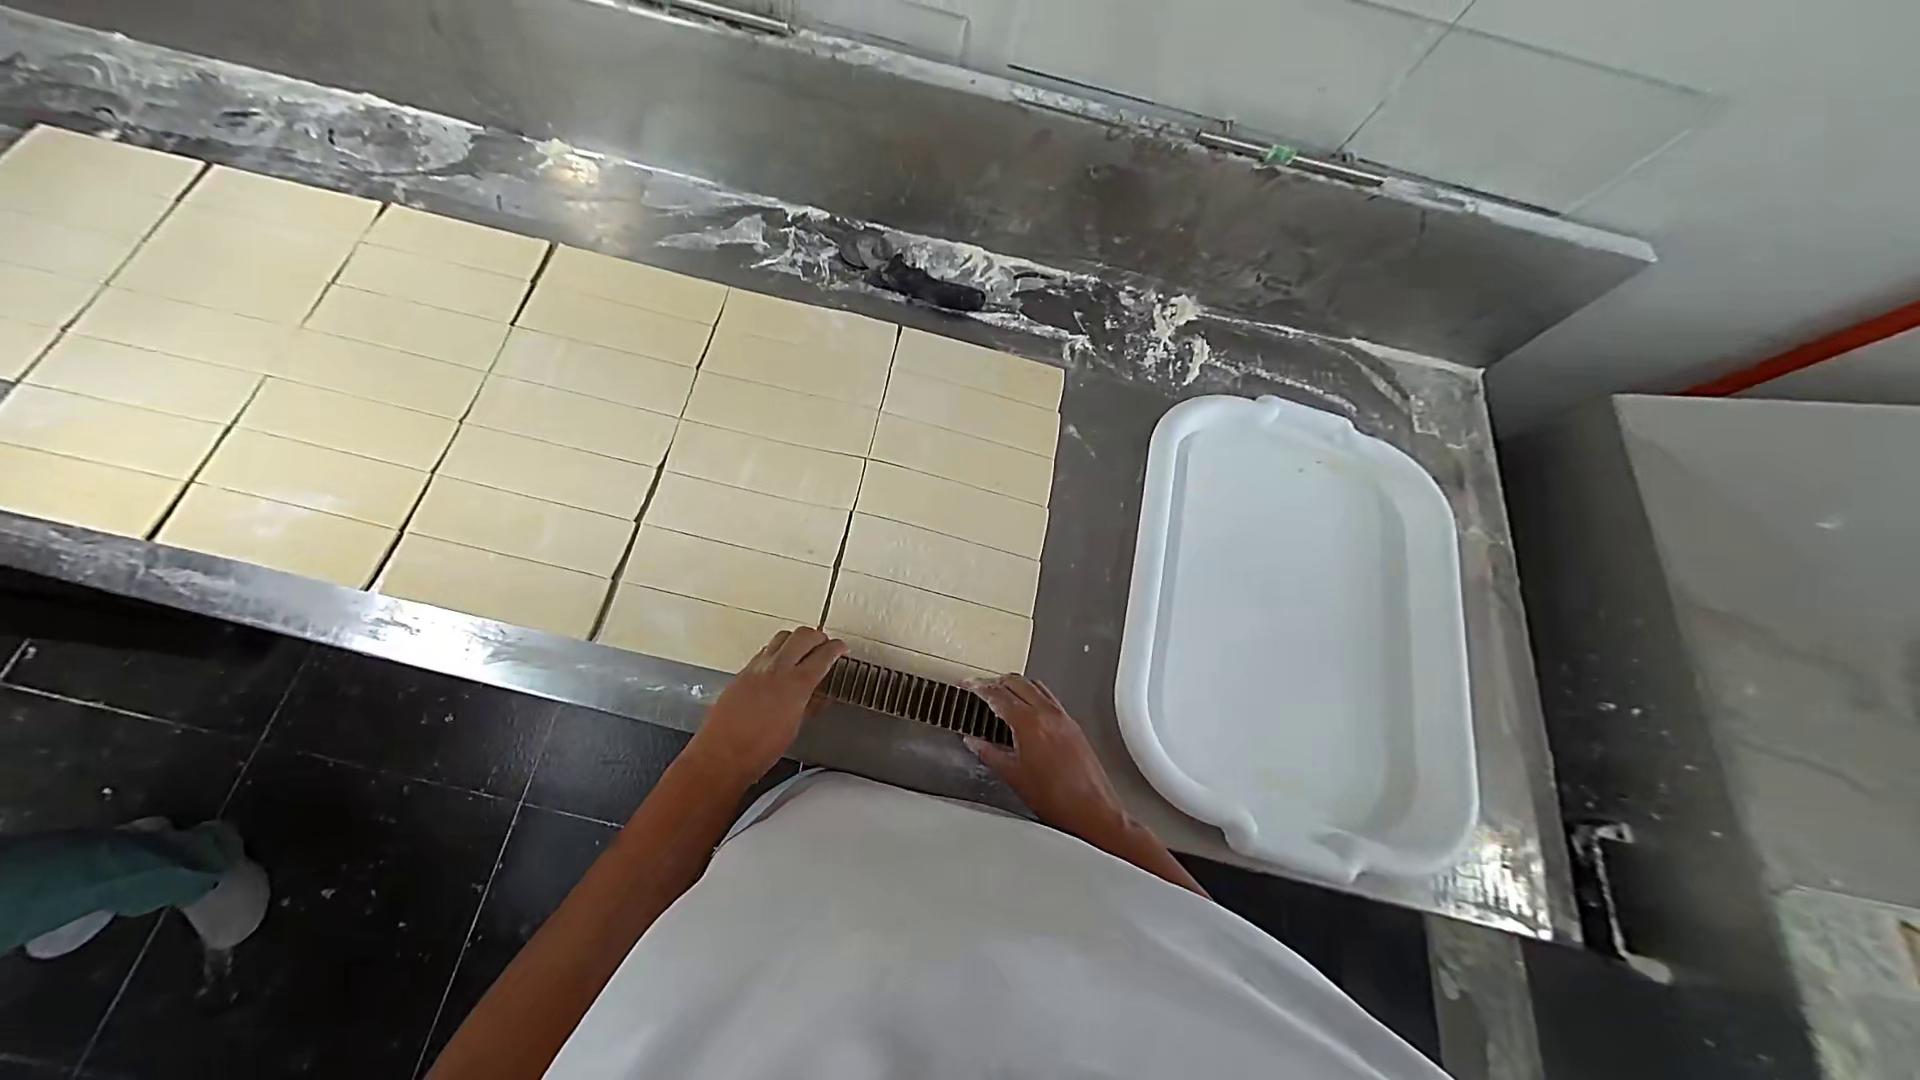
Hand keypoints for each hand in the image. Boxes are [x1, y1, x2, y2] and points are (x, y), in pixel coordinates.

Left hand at [687, 627, 845, 784]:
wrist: (722, 755)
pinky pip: (764, 650)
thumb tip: (819, 698)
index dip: (836, 648)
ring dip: (796, 639)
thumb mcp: (795, 727)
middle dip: (818, 636)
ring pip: (782, 637)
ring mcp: (757, 668)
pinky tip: (779, 662)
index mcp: (796, 684)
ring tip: (803, 649)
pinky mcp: (742, 672)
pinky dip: (777, 650)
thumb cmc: (758, 750)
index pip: (824, 654)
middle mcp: (777, 669)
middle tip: (825, 644)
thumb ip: (809, 705)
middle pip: (803, 635)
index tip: (841, 648)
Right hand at [965, 675, 1128, 839]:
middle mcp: (1048, 713)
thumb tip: (974, 742)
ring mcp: (1063, 717)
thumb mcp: (1013, 775)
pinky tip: (1027, 710)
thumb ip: (989, 753)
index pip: (998, 694)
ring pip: (1035, 686)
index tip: (968, 685)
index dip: (979, 687)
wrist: (1091, 810)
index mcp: (1029, 722)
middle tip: (981, 688)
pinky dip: (1033, 695)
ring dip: (1016, 685)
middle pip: (1017, 682)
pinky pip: (1049, 698)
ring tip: (1001, 695)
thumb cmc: (1056, 798)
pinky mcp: (1073, 725)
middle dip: (995, 682)